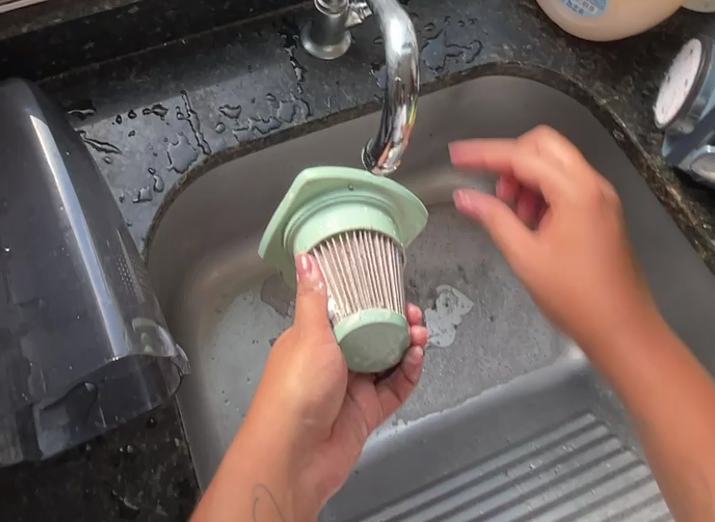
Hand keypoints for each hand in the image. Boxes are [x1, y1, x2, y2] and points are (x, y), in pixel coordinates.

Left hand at [227, 253, 426, 514]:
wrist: (296, 456)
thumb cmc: (294, 390)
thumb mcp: (308, 334)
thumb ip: (315, 296)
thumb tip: (305, 257)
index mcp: (313, 337)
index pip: (345, 309)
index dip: (368, 297)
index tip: (388, 286)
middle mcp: (332, 359)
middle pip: (370, 333)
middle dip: (393, 320)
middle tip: (413, 312)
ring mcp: (350, 386)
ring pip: (386, 359)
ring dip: (405, 344)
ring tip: (420, 332)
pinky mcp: (367, 412)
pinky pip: (394, 388)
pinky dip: (408, 372)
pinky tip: (417, 357)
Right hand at [451, 126, 657, 353]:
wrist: (627, 335)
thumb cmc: (576, 299)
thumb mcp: (526, 258)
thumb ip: (493, 218)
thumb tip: (464, 196)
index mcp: (575, 191)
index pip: (521, 156)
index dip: (483, 154)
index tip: (456, 157)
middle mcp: (592, 184)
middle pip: (543, 144)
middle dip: (511, 158)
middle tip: (495, 189)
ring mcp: (601, 196)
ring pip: (555, 161)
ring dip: (527, 175)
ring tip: (513, 211)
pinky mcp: (602, 211)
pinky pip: (567, 181)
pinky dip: (543, 189)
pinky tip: (531, 220)